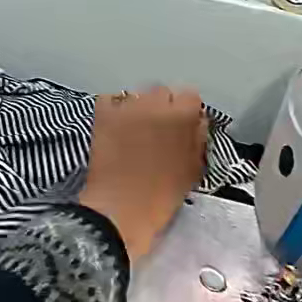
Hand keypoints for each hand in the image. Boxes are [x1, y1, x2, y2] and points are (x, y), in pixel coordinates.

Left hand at [80, 86, 207, 260]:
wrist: (121, 210)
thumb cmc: (162, 195)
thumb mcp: (193, 169)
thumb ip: (198, 138)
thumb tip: (197, 120)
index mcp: (182, 116)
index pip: (190, 96)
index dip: (187, 112)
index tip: (182, 126)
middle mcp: (155, 104)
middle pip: (162, 92)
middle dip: (162, 107)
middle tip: (158, 130)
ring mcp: (127, 107)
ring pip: (137, 95)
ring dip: (139, 107)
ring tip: (134, 130)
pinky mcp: (104, 114)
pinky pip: (109, 99)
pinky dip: (113, 108)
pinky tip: (115, 126)